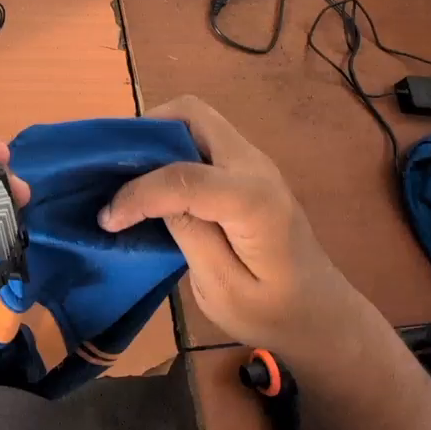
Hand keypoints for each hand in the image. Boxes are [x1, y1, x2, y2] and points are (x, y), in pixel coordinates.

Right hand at [99, 96, 348, 353]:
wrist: (323, 315)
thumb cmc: (274, 314)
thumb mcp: (222, 290)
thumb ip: (188, 235)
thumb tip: (149, 198)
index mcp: (253, 201)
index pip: (183, 176)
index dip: (138, 193)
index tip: (108, 219)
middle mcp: (254, 165)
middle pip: (192, 114)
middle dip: (146, 133)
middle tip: (116, 171)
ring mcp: (253, 161)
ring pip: (195, 119)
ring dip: (157, 137)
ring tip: (128, 176)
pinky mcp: (246, 168)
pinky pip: (201, 137)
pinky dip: (170, 147)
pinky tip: (154, 181)